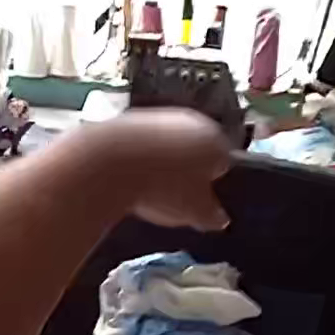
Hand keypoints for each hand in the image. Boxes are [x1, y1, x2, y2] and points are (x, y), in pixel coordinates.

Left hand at [74, 109, 231, 229]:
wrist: (109, 163)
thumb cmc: (161, 185)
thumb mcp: (195, 213)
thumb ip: (212, 216)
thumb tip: (219, 218)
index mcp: (216, 139)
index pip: (225, 164)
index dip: (213, 188)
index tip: (201, 205)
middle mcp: (191, 120)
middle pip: (194, 153)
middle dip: (186, 176)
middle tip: (174, 202)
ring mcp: (158, 117)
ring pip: (167, 148)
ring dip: (161, 169)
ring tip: (149, 194)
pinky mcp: (129, 120)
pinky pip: (141, 147)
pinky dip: (138, 162)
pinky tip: (130, 181)